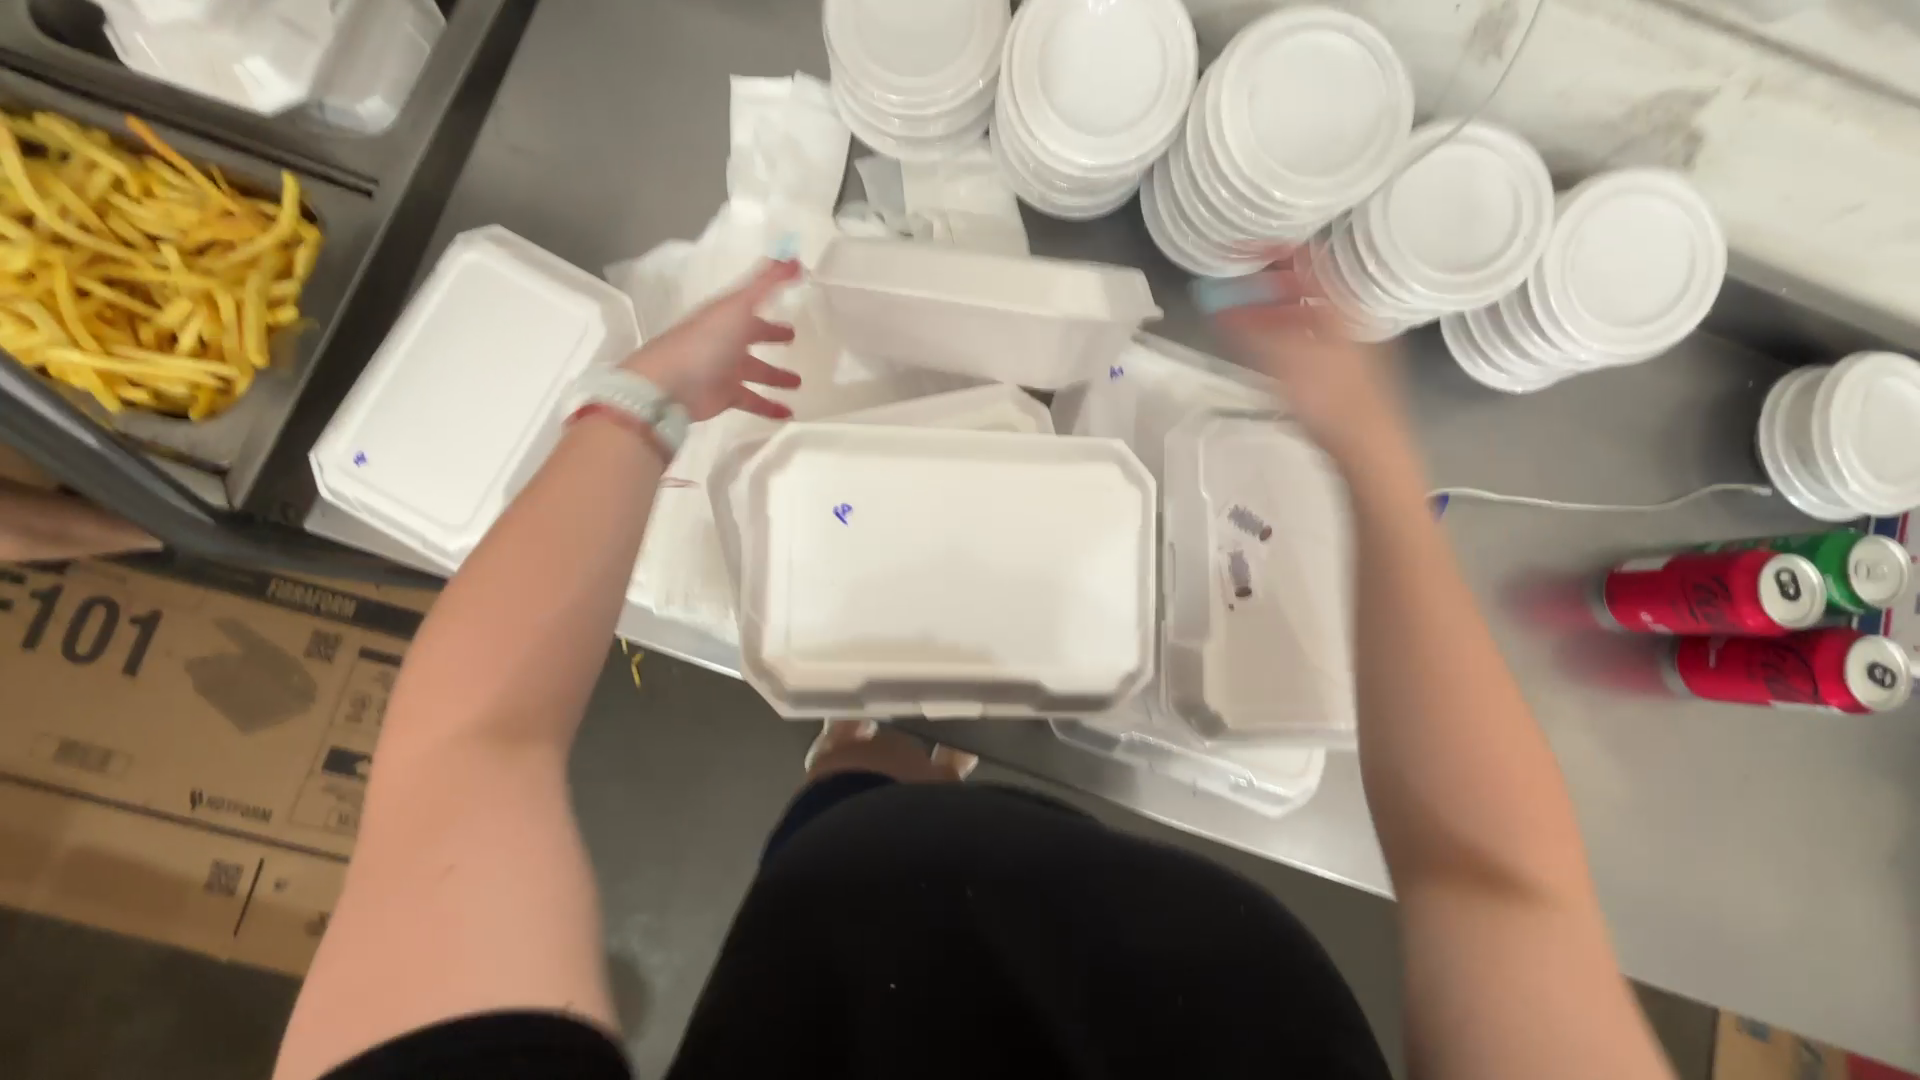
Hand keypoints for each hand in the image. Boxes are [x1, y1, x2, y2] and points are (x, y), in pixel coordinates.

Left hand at [620, 259, 803, 420]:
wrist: (669, 385)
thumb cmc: (705, 341)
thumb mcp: (739, 305)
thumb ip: (767, 282)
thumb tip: (795, 258)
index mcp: (727, 315)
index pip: (752, 304)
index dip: (769, 298)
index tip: (791, 296)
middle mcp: (725, 340)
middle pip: (752, 336)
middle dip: (771, 335)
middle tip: (793, 337)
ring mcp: (724, 370)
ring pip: (756, 371)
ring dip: (775, 376)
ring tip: (798, 383)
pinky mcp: (724, 396)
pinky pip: (752, 401)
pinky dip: (769, 407)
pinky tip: (789, 414)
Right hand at [1208, 255, 1407, 465]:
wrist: (1368, 447)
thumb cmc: (1331, 398)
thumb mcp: (1286, 358)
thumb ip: (1250, 326)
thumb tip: (1216, 302)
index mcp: (1341, 302)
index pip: (1304, 259)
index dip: (1270, 250)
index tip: (1238, 248)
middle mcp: (1347, 314)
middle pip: (1303, 285)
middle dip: (1263, 281)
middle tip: (1230, 281)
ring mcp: (1346, 341)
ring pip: (1302, 313)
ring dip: (1267, 309)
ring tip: (1234, 311)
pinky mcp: (1340, 367)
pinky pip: (1303, 336)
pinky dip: (1278, 332)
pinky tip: (1258, 342)